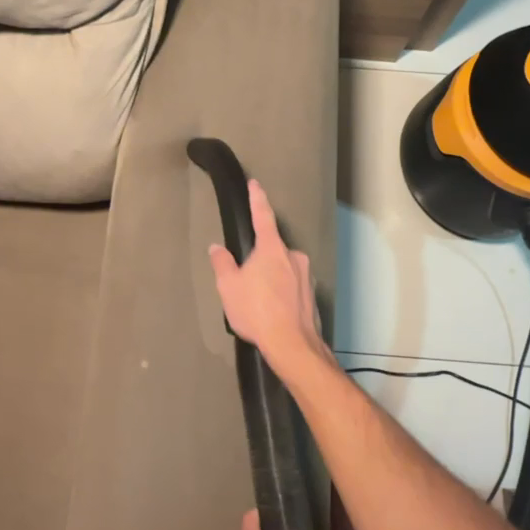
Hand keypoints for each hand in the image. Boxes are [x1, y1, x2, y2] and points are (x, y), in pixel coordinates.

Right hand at [209, 180, 326, 370]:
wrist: (293, 345)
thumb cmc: (257, 311)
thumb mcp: (229, 287)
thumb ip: (222, 264)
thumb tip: (217, 248)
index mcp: (272, 248)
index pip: (263, 216)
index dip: (257, 199)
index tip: (255, 184)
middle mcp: (294, 256)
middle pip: (273, 249)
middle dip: (260, 259)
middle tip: (246, 280)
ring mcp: (307, 276)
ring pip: (284, 269)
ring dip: (271, 278)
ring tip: (259, 302)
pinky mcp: (312, 295)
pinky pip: (292, 286)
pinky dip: (282, 293)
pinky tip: (273, 311)